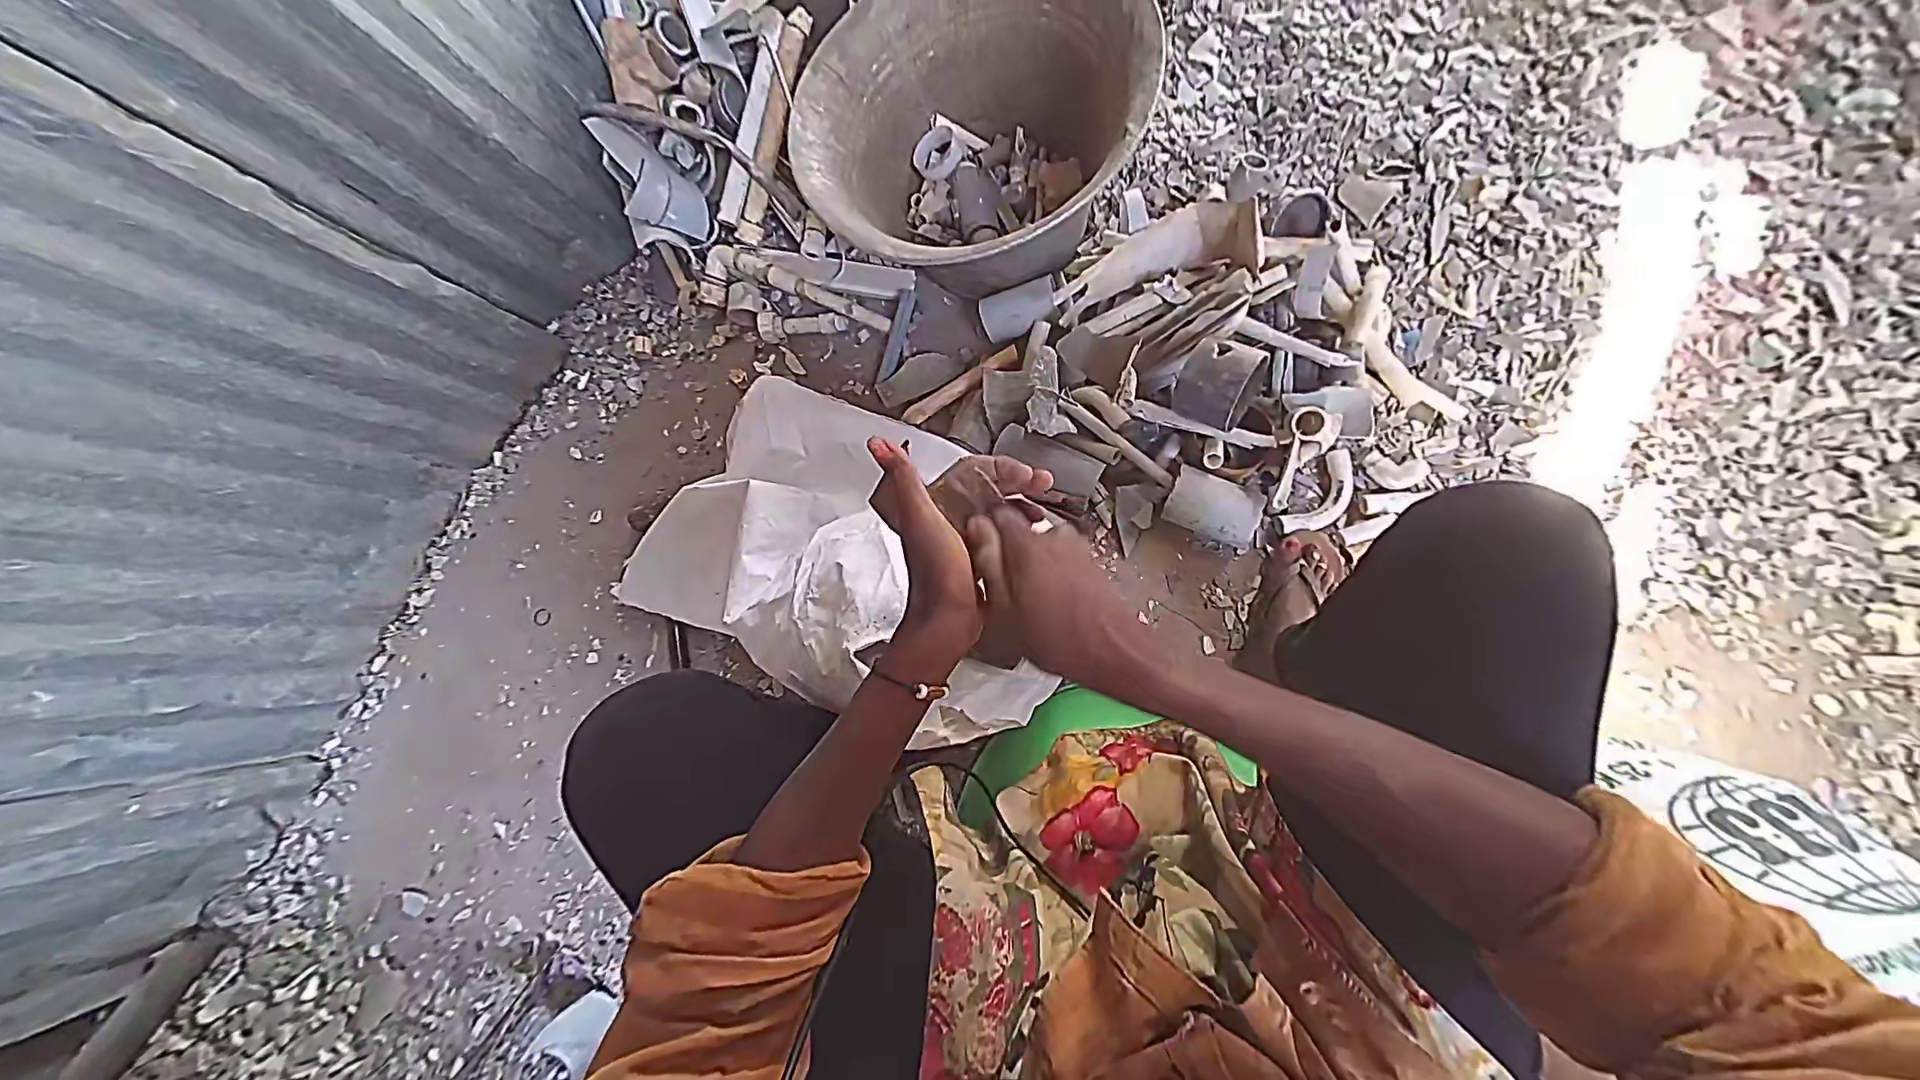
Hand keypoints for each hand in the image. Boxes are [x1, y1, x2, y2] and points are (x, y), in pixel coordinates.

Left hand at [866, 441, 1050, 671]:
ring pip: (1001, 510)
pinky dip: (1021, 529)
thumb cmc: (933, 574)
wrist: (946, 621)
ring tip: (1040, 512)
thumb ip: (903, 478)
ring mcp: (968, 538)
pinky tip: (1033, 534)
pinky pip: (1006, 534)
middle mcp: (951, 517)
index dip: (1002, 467)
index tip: (1024, 474)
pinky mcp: (982, 557)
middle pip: (992, 488)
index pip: (974, 470)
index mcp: (937, 503)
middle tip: (1042, 485)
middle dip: (1019, 483)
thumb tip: (878, 444)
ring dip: (1023, 506)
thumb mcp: (919, 517)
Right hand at [964, 503, 1159, 691]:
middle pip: (1021, 530)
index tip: (980, 548)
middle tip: (1004, 586)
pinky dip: (1054, 575)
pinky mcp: (1090, 560)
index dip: (985, 528)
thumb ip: (988, 561)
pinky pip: (1061, 559)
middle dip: (1010, 553)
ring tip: (1030, 600)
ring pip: (1041, 546)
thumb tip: (977, 528)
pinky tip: (1053, 603)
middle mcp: (1054, 536)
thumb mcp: (1004, 606)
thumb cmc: (1059, 638)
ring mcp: (1075, 547)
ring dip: (1033, 566)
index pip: (998, 512)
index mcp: (1026, 543)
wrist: (1112, 651)